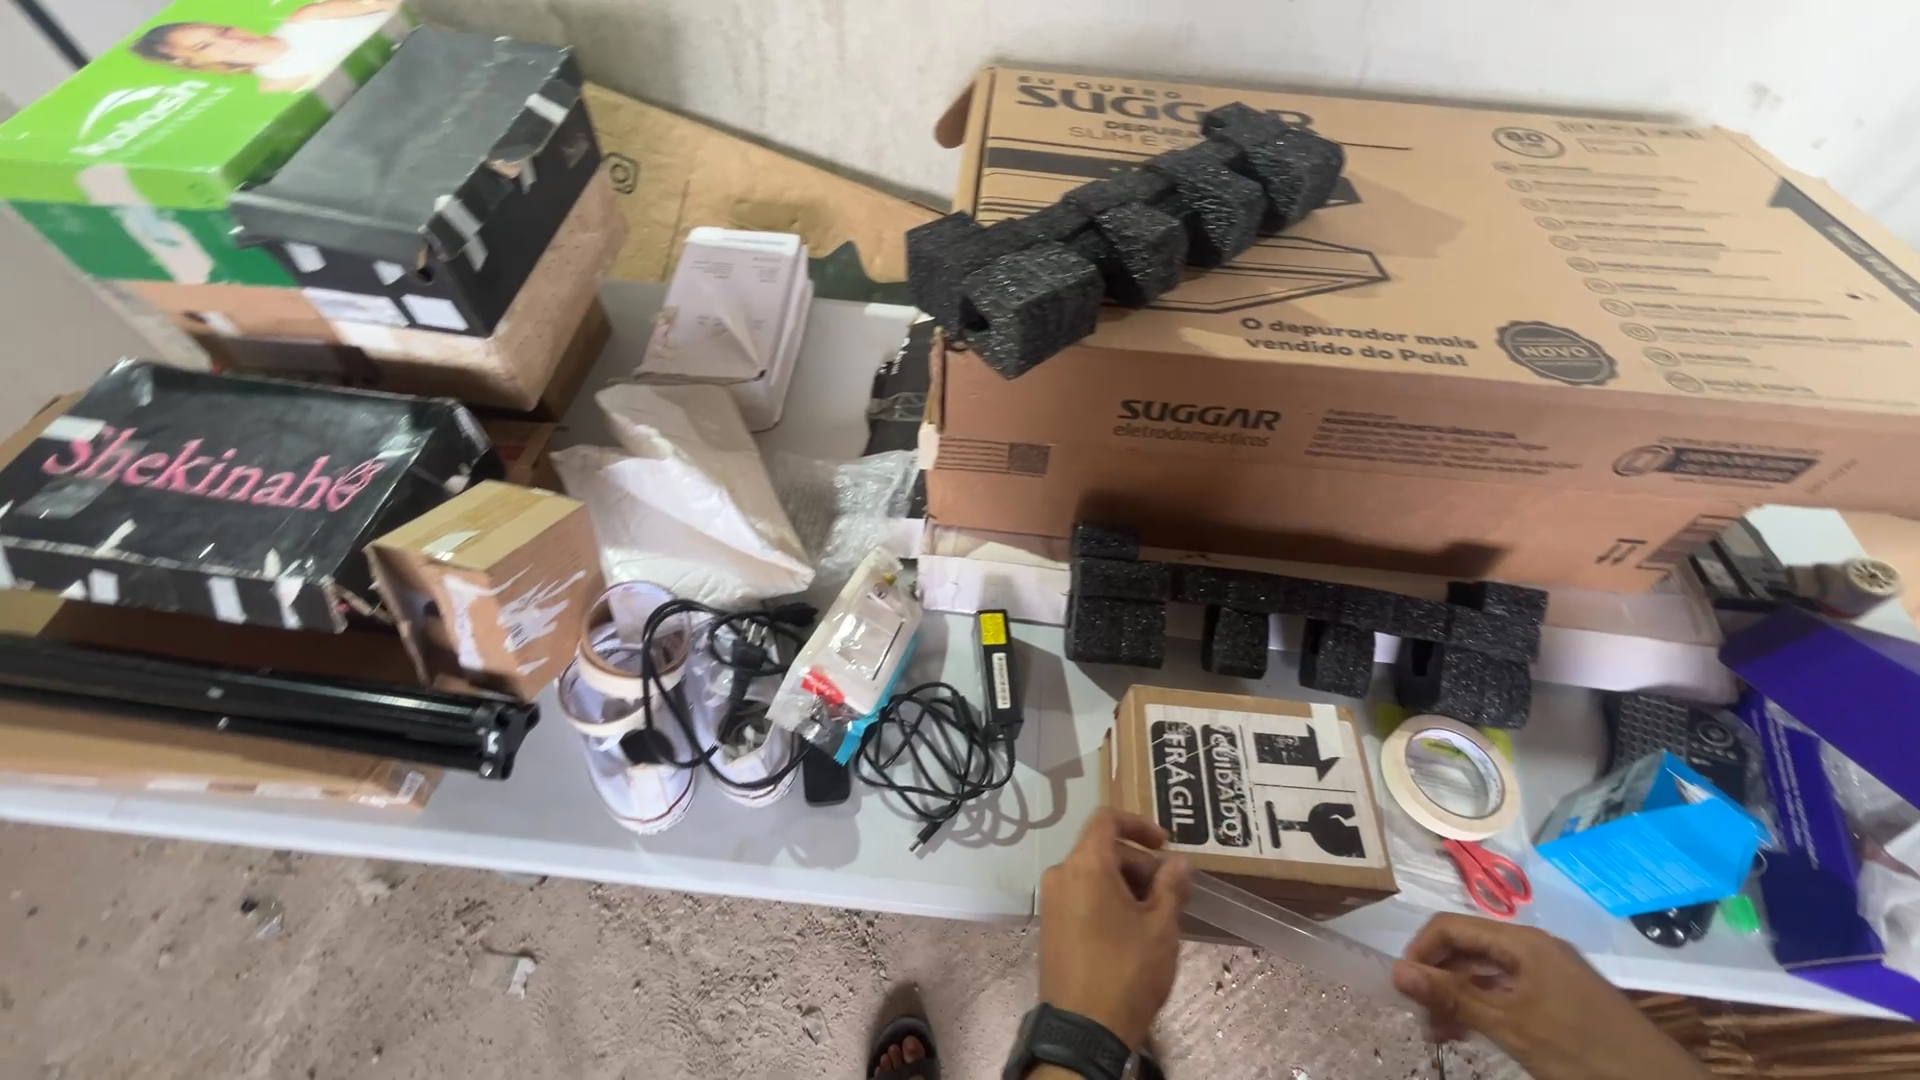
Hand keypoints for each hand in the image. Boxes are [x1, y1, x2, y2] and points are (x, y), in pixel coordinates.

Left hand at [1038, 808, 1191, 1048]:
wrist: (1082, 1030)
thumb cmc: (1126, 972)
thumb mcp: (1160, 928)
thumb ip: (1171, 887)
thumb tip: (1180, 862)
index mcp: (1085, 864)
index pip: (1107, 819)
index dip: (1139, 824)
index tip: (1166, 845)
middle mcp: (1061, 873)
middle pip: (1103, 849)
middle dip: (1139, 864)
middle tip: (1171, 895)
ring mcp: (1051, 900)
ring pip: (1092, 874)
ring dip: (1125, 884)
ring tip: (1155, 918)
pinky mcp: (1050, 925)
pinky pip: (1080, 895)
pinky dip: (1106, 900)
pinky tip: (1130, 931)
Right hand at [1393, 914, 1710, 1079]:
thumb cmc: (1586, 1055)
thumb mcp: (1512, 1028)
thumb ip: (1452, 997)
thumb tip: (1395, 971)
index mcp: (1523, 942)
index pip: (1450, 927)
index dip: (1421, 952)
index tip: (1405, 987)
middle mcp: (1535, 948)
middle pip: (1468, 947)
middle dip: (1438, 977)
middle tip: (1420, 1015)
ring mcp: (1552, 973)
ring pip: (1487, 972)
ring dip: (1459, 996)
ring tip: (1440, 1031)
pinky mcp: (1565, 999)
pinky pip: (1510, 990)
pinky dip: (1485, 1006)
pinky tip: (1472, 1032)